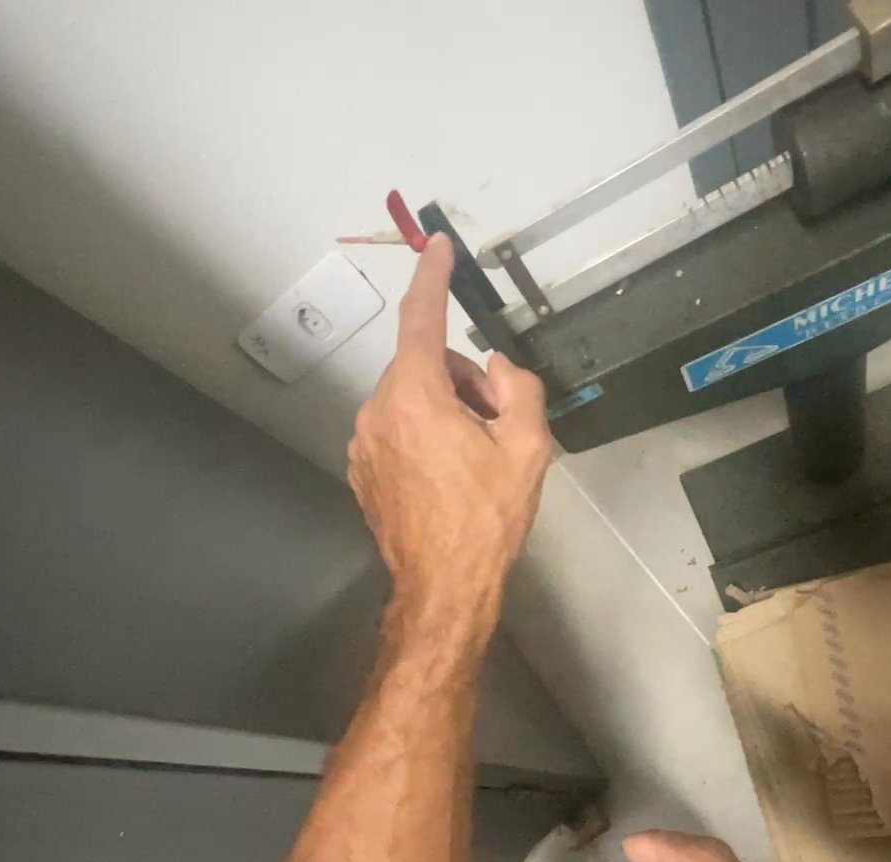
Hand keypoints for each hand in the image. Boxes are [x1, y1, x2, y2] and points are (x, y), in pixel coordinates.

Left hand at [348, 234, 551, 615]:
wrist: (444, 586)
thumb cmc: (487, 518)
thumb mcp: (528, 449)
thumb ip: (519, 388)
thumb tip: (498, 369)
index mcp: (416, 397)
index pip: (422, 319)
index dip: (433, 278)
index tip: (437, 247)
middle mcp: (379, 411)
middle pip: (424, 365)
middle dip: (464, 380)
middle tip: (497, 424)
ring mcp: (364, 443)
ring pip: (410, 397)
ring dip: (445, 408)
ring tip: (475, 457)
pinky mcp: (362, 469)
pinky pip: (396, 428)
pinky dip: (424, 432)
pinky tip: (448, 475)